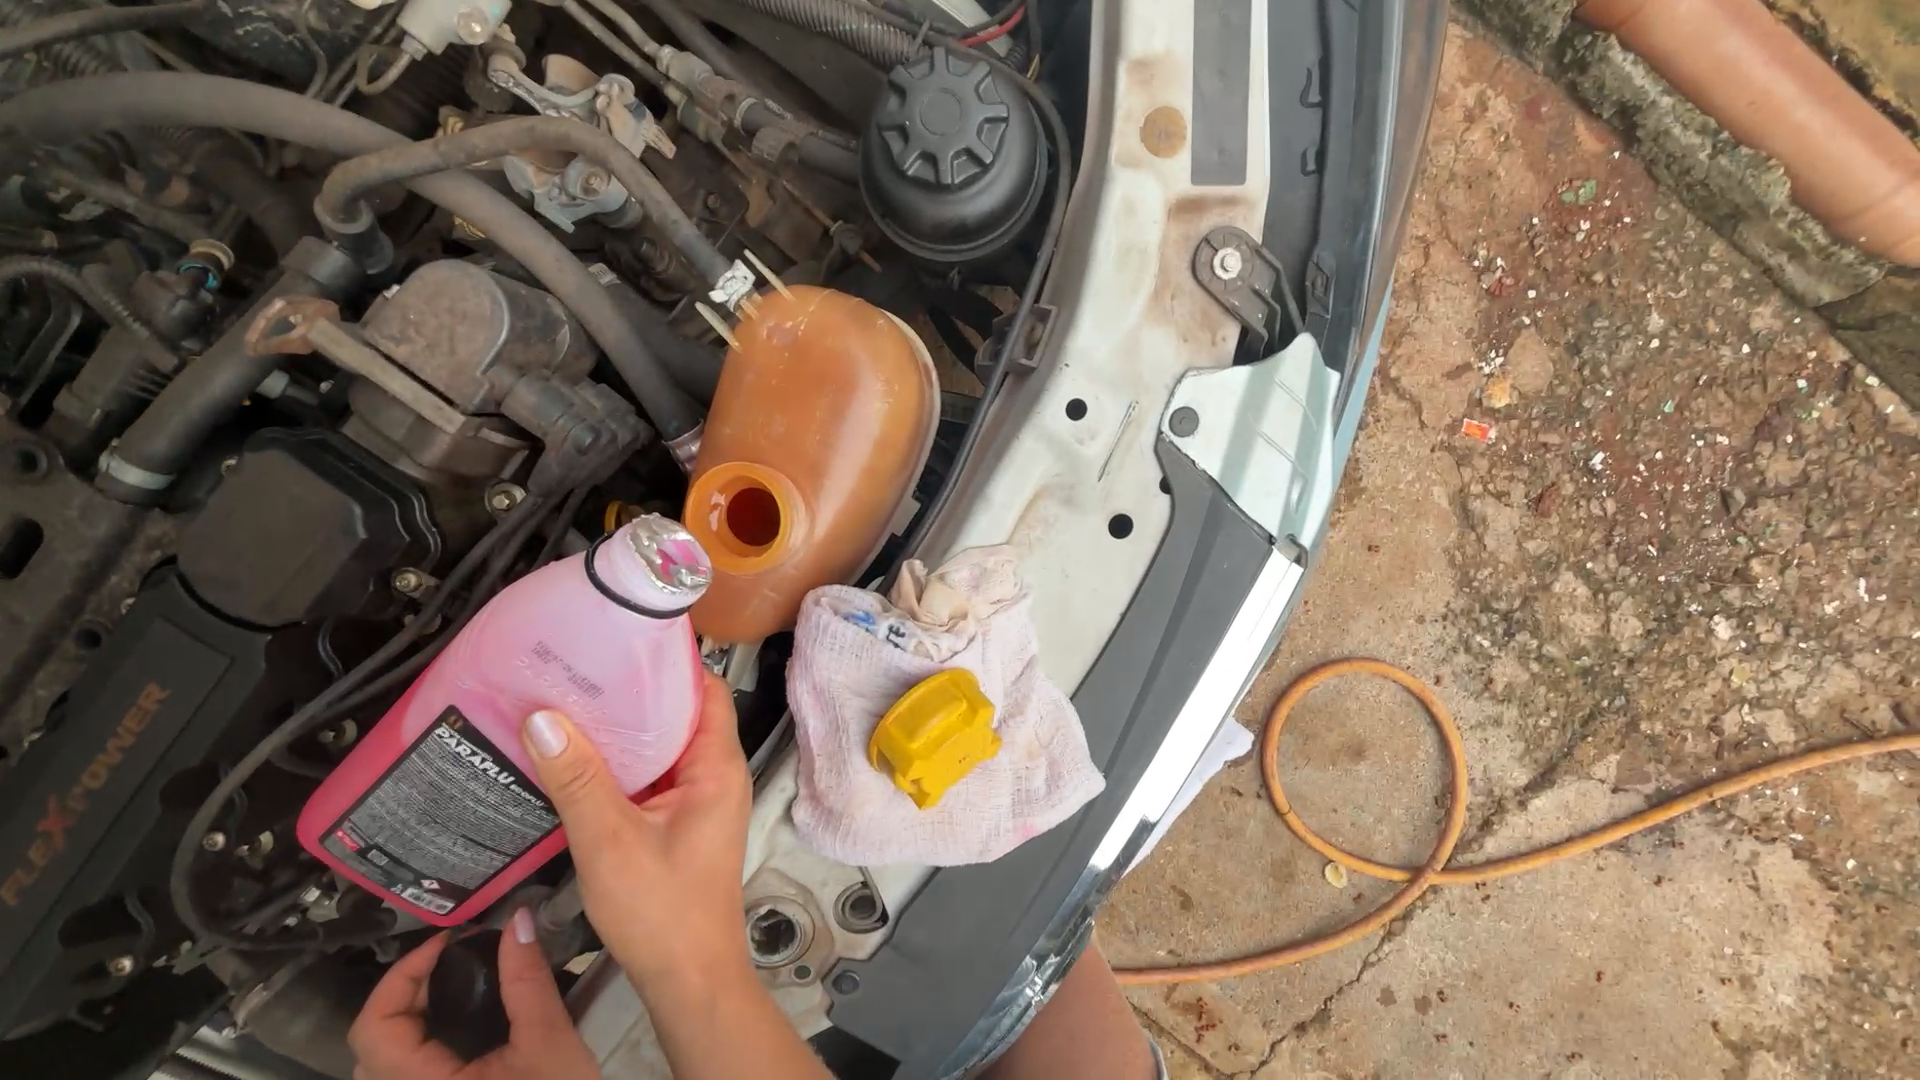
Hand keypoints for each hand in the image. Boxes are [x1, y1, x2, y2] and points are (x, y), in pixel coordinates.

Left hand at [348, 912, 600, 1079]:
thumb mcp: (548, 1041)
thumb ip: (526, 980)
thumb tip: (518, 919)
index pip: (376, 1026)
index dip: (404, 975)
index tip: (452, 941)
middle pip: (373, 1041)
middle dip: (410, 988)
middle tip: (462, 955)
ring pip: (384, 1061)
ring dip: (413, 1014)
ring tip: (462, 980)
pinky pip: (403, 1074)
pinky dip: (421, 1039)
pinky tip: (461, 1021)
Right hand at [521, 671, 752, 996]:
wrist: (687, 975)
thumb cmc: (663, 910)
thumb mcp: (610, 840)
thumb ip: (577, 779)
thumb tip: (543, 718)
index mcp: (718, 766)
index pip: (707, 691)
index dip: (673, 662)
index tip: (630, 639)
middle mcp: (718, 774)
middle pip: (684, 713)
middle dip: (640, 691)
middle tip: (588, 667)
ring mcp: (702, 798)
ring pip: (667, 744)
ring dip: (630, 728)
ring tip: (579, 700)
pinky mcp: (684, 819)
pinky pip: (657, 774)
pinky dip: (628, 761)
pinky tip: (585, 756)